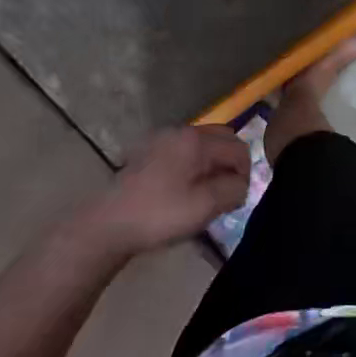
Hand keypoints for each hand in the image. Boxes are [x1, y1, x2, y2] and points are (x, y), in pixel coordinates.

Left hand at [81, 126, 251, 255]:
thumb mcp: (206, 205)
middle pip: (221, 139)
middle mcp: (179, 132)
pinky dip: (194, 168)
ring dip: (212, 167)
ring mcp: (161, 141)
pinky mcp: (148, 155)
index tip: (236, 199)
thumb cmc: (161, 214)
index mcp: (196, 140)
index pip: (238, 147)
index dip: (245, 173)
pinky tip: (185, 192)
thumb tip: (241, 183)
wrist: (109, 224)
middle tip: (226, 194)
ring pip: (202, 147)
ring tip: (207, 196)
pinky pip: (183, 154)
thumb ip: (234, 190)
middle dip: (231, 165)